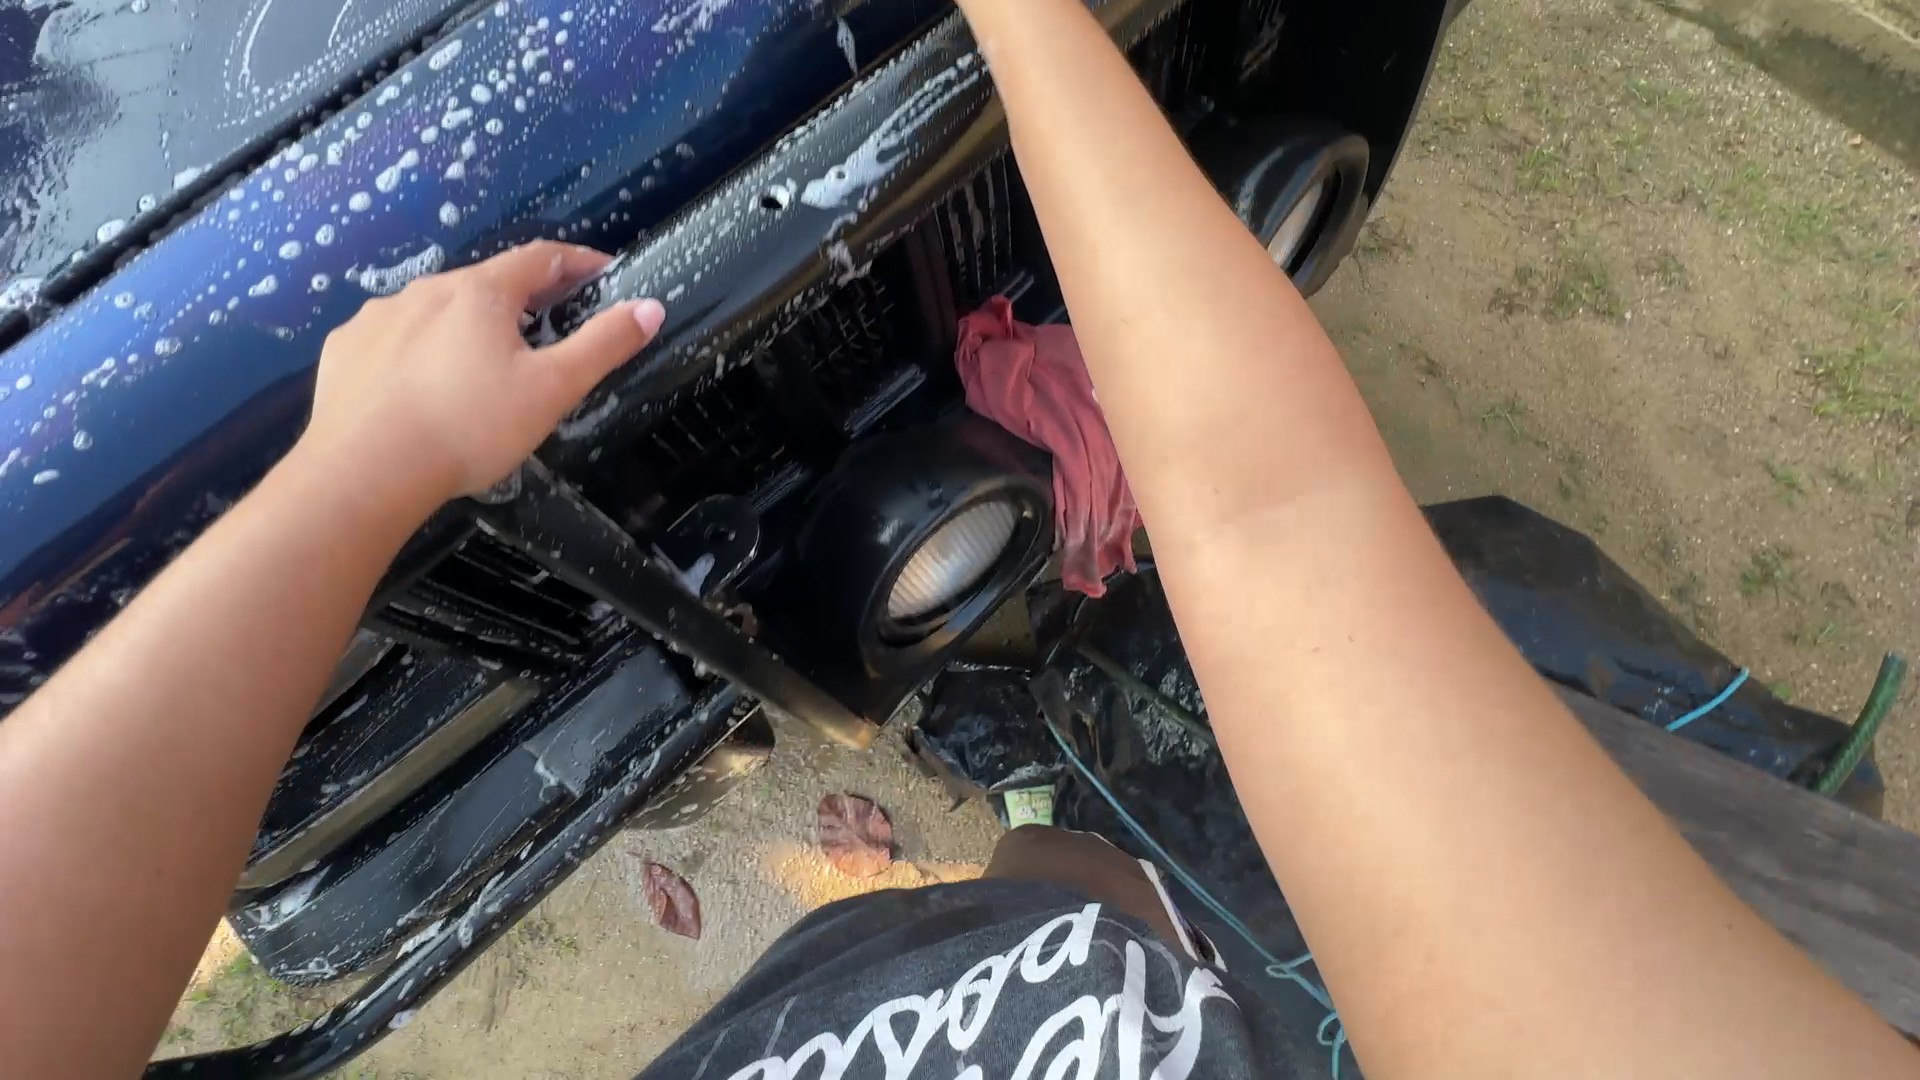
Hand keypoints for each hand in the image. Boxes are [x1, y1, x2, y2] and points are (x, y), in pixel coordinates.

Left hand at [298, 241, 665, 510]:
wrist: (367, 471)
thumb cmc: (473, 425)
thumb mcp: (555, 388)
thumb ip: (604, 345)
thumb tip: (650, 308)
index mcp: (481, 293)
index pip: (541, 258)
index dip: (579, 261)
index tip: (606, 273)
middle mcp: (425, 291)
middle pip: (489, 284)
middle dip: (527, 299)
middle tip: (553, 329)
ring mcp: (378, 318)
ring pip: (440, 310)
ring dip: (472, 325)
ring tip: (489, 365)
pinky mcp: (347, 350)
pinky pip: (399, 338)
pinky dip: (426, 349)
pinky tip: (430, 386)